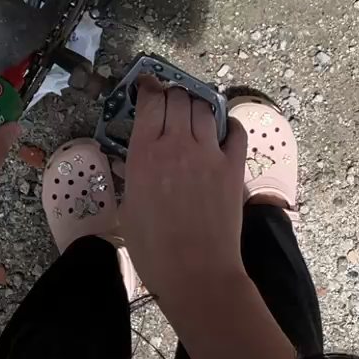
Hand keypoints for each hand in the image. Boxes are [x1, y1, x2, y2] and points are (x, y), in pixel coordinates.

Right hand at [120, 76, 250, 311]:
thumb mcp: (127, 209)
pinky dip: (228, 124)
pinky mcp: (233, 167)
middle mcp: (178, 144)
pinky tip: (221, 129)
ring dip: (196, 105)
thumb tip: (123, 159)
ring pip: (204, 108)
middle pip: (178, 98)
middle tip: (168, 104)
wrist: (196, 273)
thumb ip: (127, 177)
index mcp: (145, 153)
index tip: (146, 86)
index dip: (148, 87)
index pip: (151, 101)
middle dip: (171, 94)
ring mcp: (209, 153)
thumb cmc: (153, 249)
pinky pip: (235, 131)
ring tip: (192, 113)